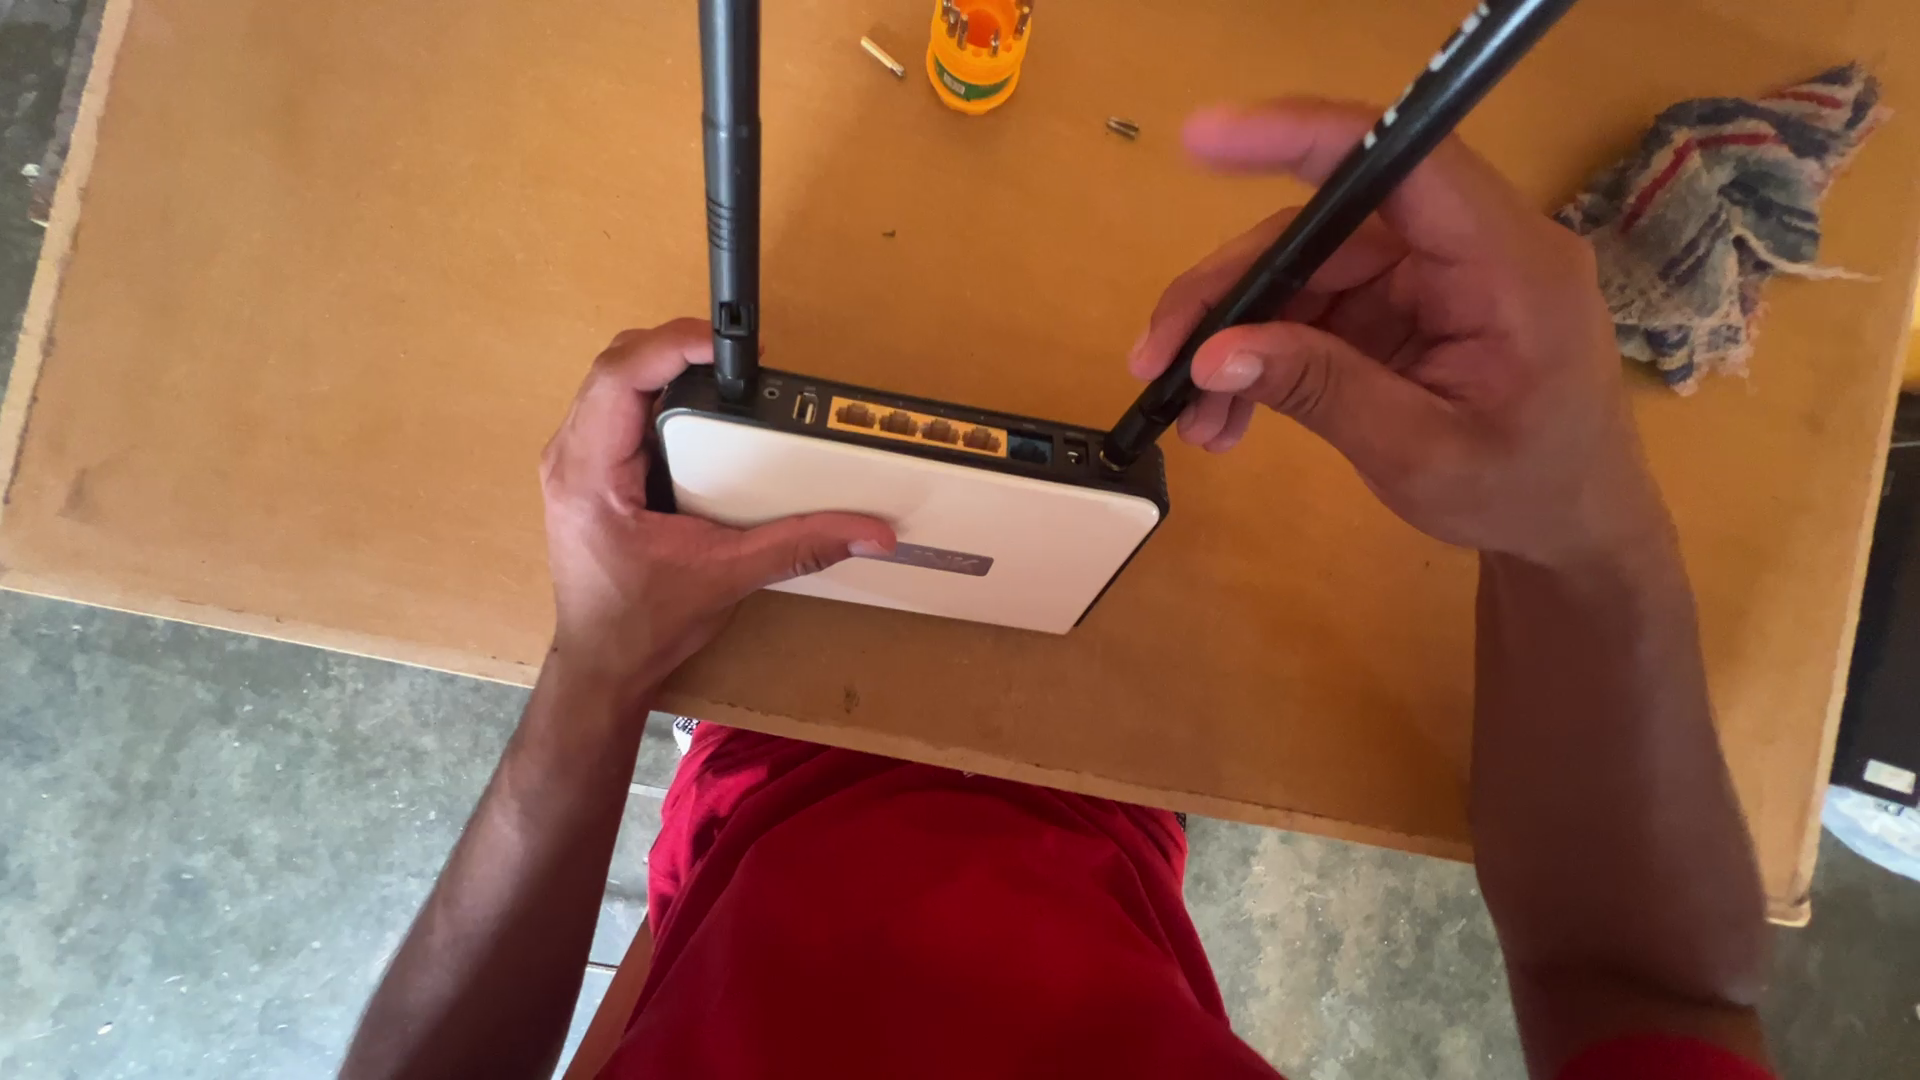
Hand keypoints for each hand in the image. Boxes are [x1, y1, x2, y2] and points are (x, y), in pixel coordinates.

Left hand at [539, 318, 894, 703]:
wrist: (605, 662)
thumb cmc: (645, 625)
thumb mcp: (728, 577)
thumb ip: (800, 546)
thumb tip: (869, 532)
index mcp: (590, 475)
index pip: (619, 378)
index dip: (672, 345)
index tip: (729, 345)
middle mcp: (572, 457)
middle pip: (616, 366)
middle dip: (677, 348)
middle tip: (740, 359)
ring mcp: (577, 462)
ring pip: (615, 384)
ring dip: (668, 368)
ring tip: (728, 377)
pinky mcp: (594, 472)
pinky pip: (620, 410)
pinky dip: (662, 397)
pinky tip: (704, 414)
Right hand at [1131, 99, 1672, 568]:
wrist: (1564, 526)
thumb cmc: (1521, 492)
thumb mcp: (1417, 452)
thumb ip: (1320, 392)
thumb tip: (1212, 358)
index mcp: (1502, 264)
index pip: (1399, 162)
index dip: (1300, 139)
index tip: (1202, 142)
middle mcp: (1458, 252)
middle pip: (1317, 235)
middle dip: (1224, 296)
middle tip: (1153, 360)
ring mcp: (1420, 283)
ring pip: (1297, 281)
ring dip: (1229, 345)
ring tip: (1188, 419)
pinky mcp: (1392, 316)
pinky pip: (1304, 322)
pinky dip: (1256, 367)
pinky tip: (1222, 421)